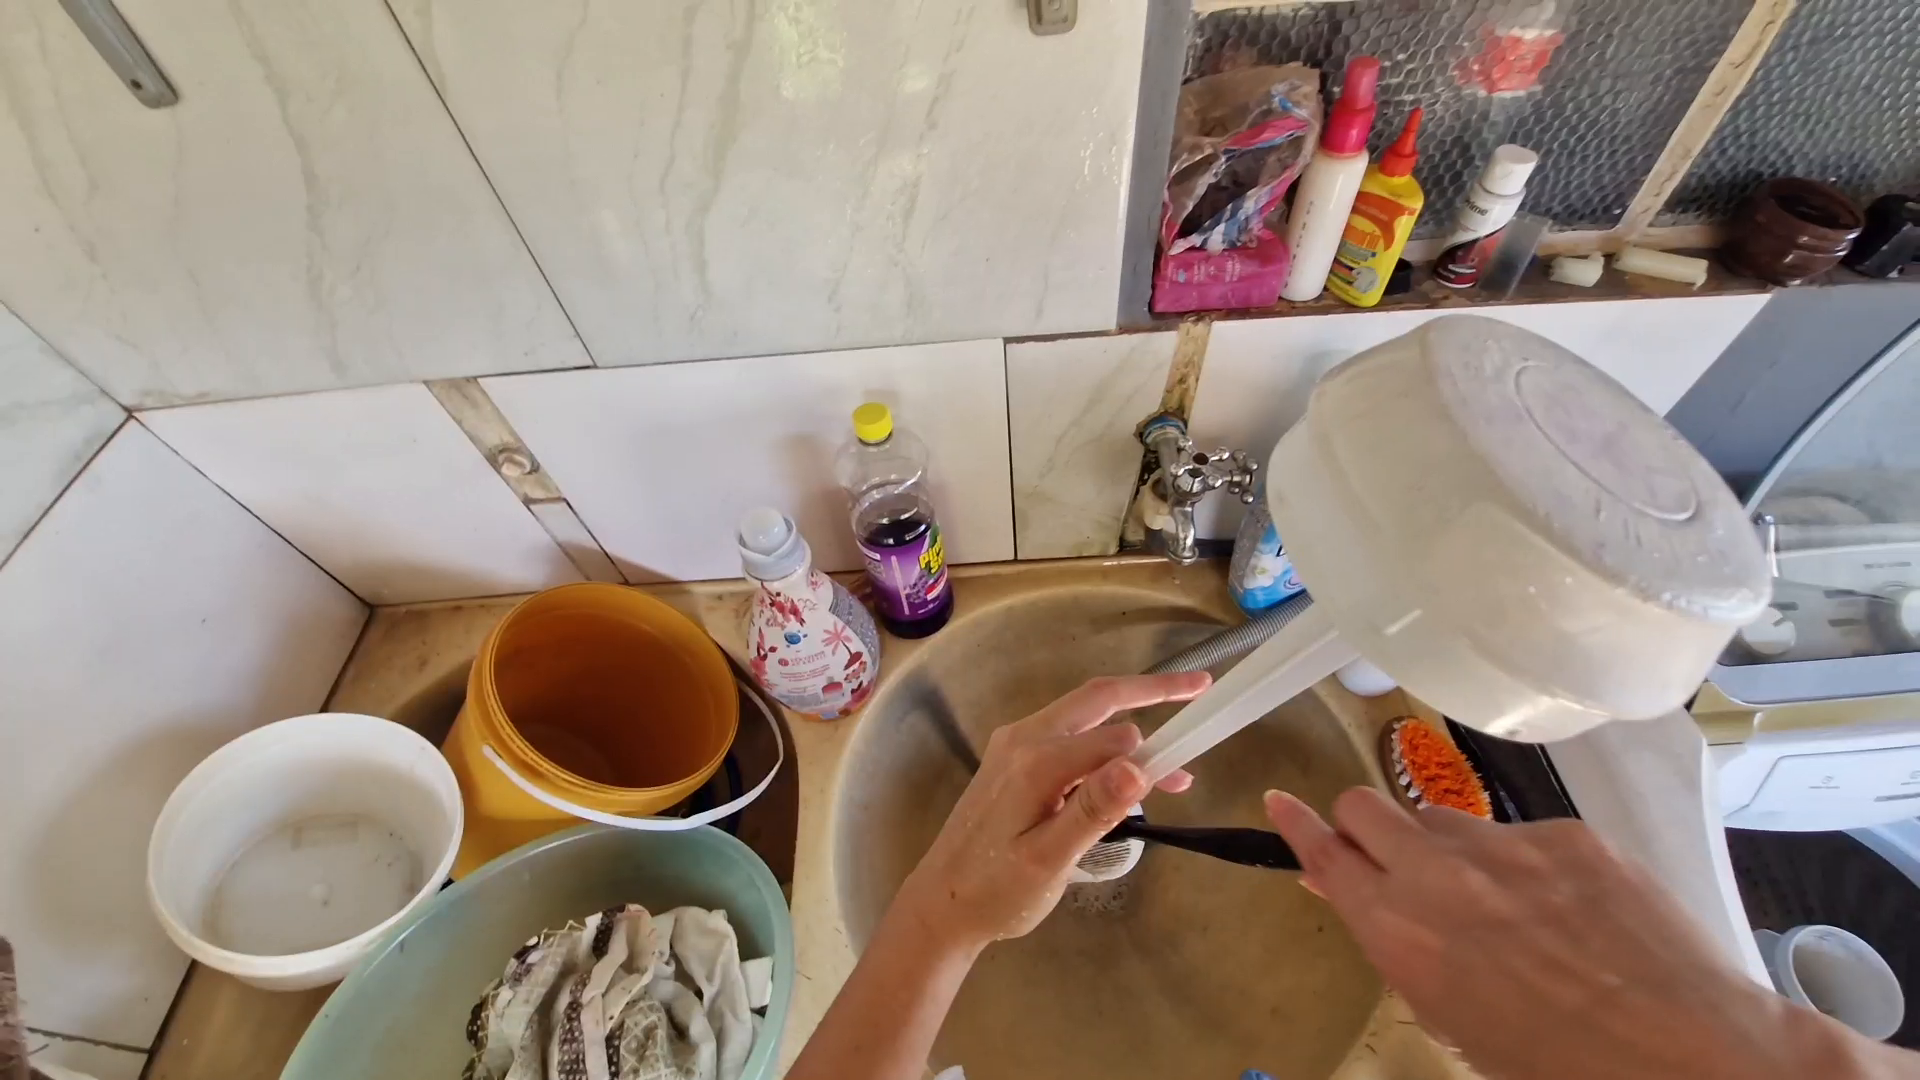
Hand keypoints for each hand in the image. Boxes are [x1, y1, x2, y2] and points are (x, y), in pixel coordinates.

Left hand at [892, 673, 1211, 955]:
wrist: (941, 903)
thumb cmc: (996, 891)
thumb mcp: (1048, 859)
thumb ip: (1092, 810)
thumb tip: (1139, 764)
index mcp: (1035, 761)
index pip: (1112, 734)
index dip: (1158, 738)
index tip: (1197, 745)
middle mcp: (1024, 738)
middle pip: (1096, 699)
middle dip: (1149, 691)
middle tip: (1198, 689)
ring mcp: (1016, 745)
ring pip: (1084, 718)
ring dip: (1130, 728)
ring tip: (1177, 767)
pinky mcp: (1014, 759)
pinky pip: (1069, 739)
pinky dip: (1105, 747)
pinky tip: (1127, 780)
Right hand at [1264, 787, 1887, 1079]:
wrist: (1703, 1066)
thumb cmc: (1552, 1067)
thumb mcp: (1447, 1014)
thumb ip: (1388, 939)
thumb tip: (1339, 887)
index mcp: (1400, 931)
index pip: (1324, 854)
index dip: (1295, 824)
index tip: (1278, 799)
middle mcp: (1436, 875)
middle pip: (1363, 804)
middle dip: (1363, 824)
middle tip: (1389, 853)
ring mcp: (1501, 845)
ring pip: (1436, 814)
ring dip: (1442, 844)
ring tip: (1495, 894)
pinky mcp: (1562, 833)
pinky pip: (1513, 831)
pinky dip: (1518, 860)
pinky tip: (1564, 905)